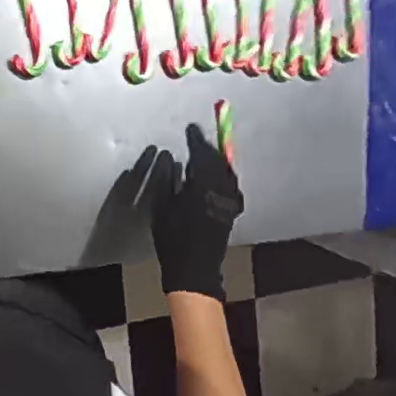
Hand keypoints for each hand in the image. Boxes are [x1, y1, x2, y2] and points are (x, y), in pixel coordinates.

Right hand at [147, 124, 244, 299]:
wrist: (194, 267)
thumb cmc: (172, 237)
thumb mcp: (161, 207)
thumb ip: (165, 178)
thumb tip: (166, 156)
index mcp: (204, 185)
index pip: (202, 153)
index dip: (196, 139)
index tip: (191, 128)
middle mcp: (223, 189)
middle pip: (218, 159)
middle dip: (208, 147)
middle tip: (197, 139)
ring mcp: (231, 199)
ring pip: (226, 171)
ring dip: (216, 159)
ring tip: (204, 154)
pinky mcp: (233, 208)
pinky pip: (229, 183)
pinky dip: (222, 174)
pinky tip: (214, 176)